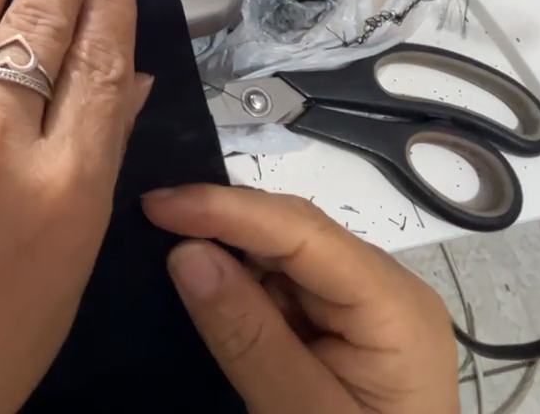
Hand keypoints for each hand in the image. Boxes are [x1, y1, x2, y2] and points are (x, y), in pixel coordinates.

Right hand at [143, 185, 458, 413]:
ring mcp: (360, 304)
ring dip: (220, 247)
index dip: (224, 208)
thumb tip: (185, 251)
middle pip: (289, 230)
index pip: (301, 230)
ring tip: (160, 242)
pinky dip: (233, 279)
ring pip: (276, 250)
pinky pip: (276, 281)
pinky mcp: (336, 324)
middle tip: (147, 217)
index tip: (154, 203)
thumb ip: (247, 337)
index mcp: (392, 305)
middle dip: (218, 221)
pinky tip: (199, 279)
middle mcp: (381, 287)